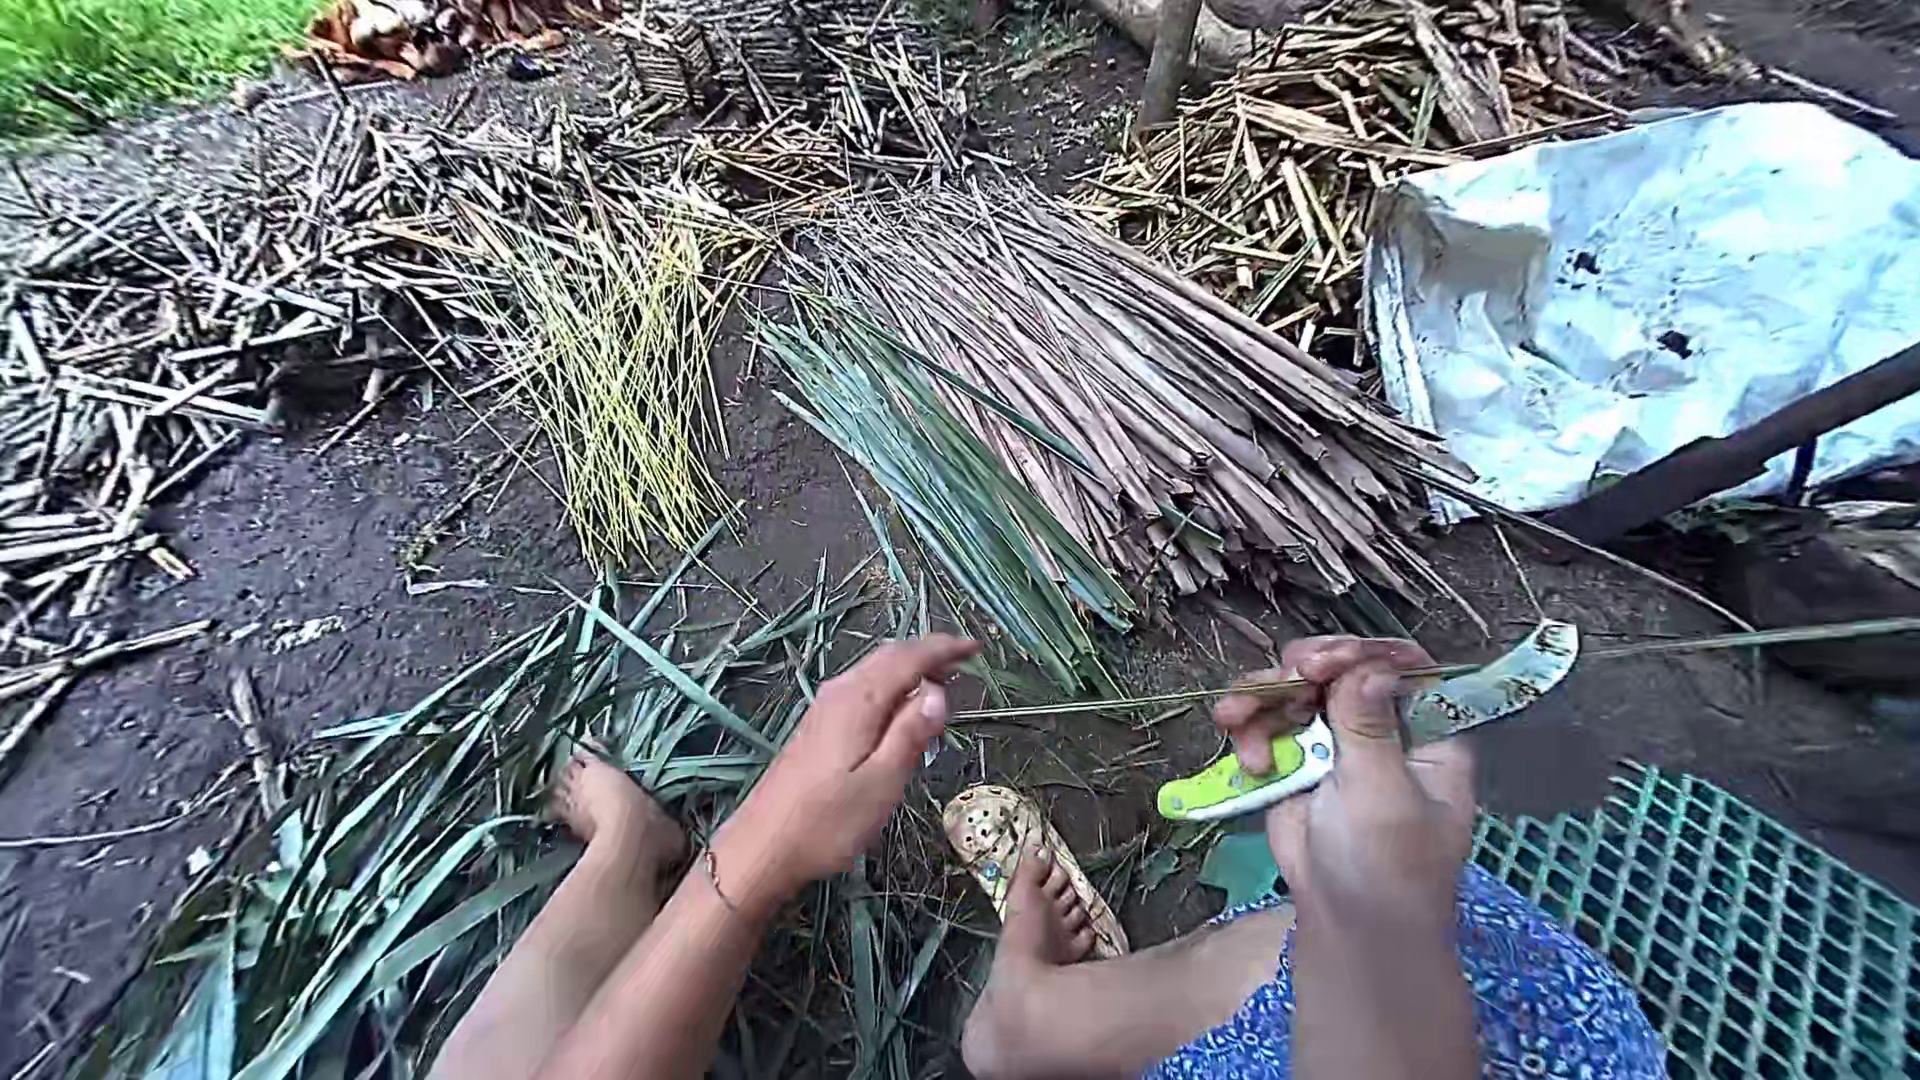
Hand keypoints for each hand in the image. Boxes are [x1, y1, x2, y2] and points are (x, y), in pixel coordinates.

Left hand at [712, 634, 978, 916]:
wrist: (761, 847)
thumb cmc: (827, 821)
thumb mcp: (882, 782)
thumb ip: (911, 733)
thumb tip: (939, 692)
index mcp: (859, 699)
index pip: (909, 658)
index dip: (944, 648)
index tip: (975, 647)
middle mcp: (841, 691)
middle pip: (891, 656)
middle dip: (929, 654)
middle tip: (963, 664)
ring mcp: (826, 705)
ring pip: (877, 670)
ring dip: (911, 669)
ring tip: (941, 684)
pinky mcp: (820, 723)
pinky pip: (866, 686)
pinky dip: (893, 685)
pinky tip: (902, 708)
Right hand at [1213, 636, 1473, 928]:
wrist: (1345, 918)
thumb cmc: (1387, 863)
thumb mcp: (1384, 795)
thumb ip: (1369, 727)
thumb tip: (1371, 665)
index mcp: (1420, 731)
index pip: (1398, 667)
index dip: (1361, 654)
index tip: (1324, 663)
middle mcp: (1373, 722)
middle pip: (1333, 667)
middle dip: (1299, 669)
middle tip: (1283, 679)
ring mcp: (1328, 736)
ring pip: (1288, 689)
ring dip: (1257, 700)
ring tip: (1233, 721)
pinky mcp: (1290, 752)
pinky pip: (1262, 720)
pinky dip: (1246, 730)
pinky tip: (1248, 760)